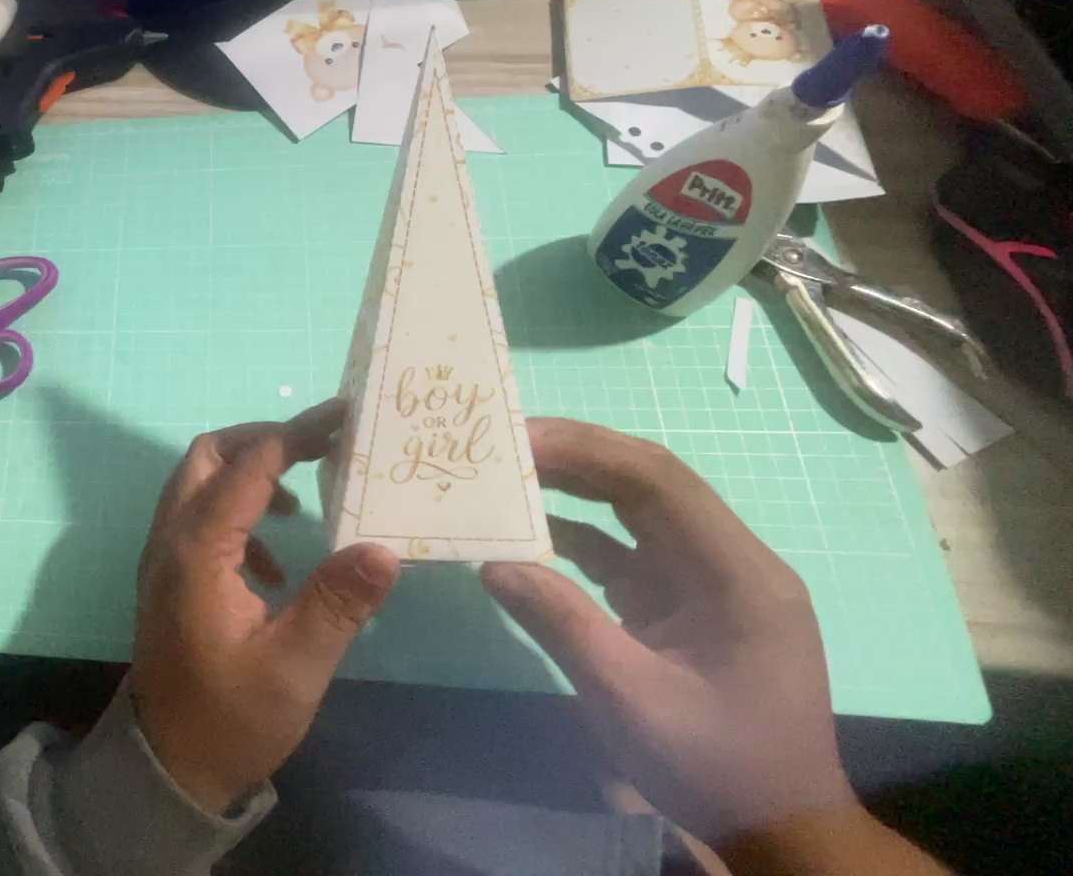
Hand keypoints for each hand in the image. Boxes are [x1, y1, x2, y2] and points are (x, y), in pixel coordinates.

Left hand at [130, 398, 401, 814]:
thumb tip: (383, 547)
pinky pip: (199, 520)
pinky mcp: (170, 576)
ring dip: (247, 477)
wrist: (167, 766)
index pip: (247, 466)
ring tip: (302, 504)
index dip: (295, 434)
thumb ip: (337, 602)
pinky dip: (237, 517)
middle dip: (261, 441)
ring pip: (198, 484)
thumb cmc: (230, 718)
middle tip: (317, 448)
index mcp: (197, 551)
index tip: (342, 418)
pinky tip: (276, 565)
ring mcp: (163, 557)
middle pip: (207, 456)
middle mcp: (170, 539)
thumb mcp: (295, 667)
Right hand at [480, 418, 858, 844]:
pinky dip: (573, 530)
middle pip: (646, 482)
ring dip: (570, 485)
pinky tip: (526, 530)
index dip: (586, 449)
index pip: (658, 481)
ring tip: (506, 474)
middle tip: (500, 444)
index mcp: (737, 575)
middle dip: (573, 455)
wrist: (776, 829)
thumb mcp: (628, 697)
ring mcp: (704, 578)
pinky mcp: (679, 598)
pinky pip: (621, 546)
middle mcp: (728, 561)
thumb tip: (492, 563)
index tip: (518, 440)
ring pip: (632, 507)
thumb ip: (560, 620)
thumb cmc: (713, 765)